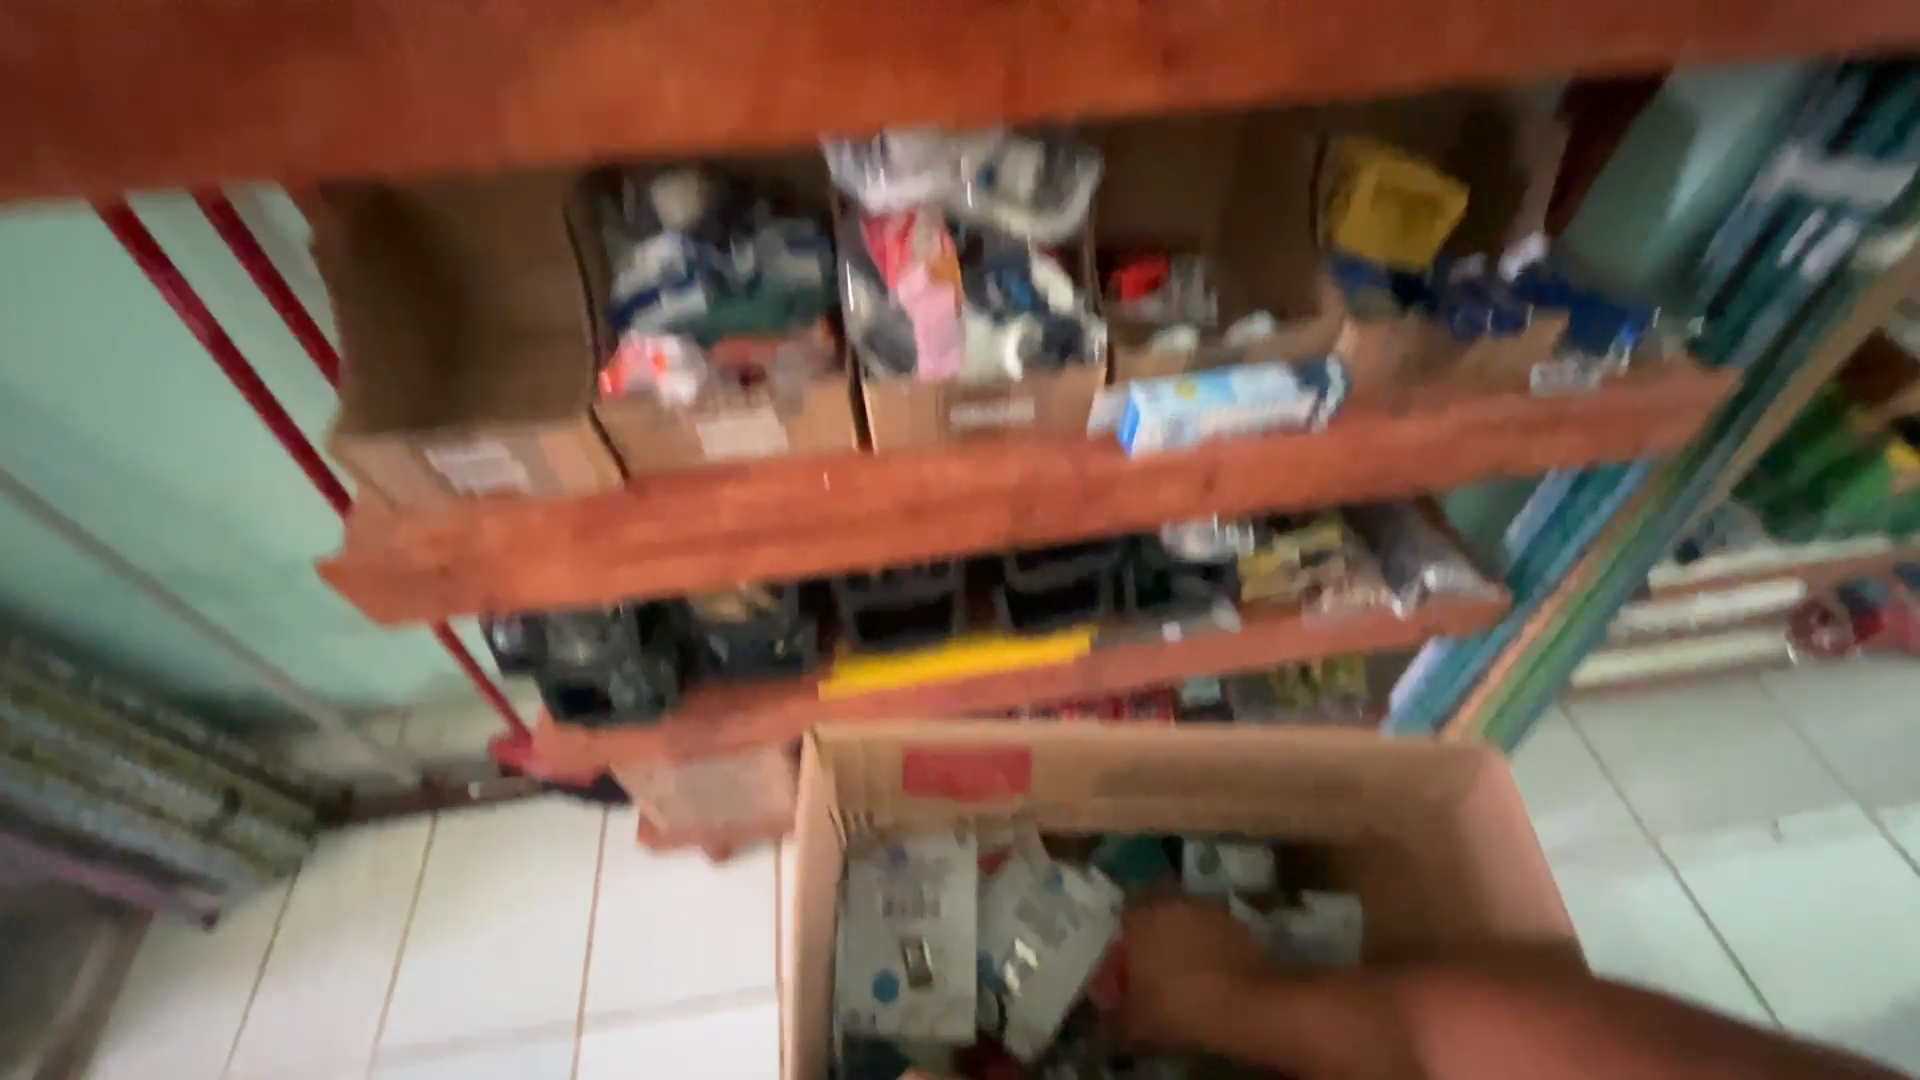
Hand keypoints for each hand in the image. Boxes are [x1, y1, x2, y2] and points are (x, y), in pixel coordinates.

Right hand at [1112, 896, 1270, 1050]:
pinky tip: (1211, 977)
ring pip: (1181, 925)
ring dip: (1179, 945)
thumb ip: (1112, 1017)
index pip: (1118, 931)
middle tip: (1153, 981)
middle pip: (1150, 922)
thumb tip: (1106, 1019)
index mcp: (1136, 918)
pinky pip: (1209, 934)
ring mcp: (1203, 907)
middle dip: (1149, 947)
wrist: (1247, 1005)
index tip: (1124, 986)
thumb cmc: (1179, 1006)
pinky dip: (1207, 950)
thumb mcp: (1135, 1024)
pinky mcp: (1233, 920)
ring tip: (1184, 979)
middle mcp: (1167, 901)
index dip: (1119, 961)